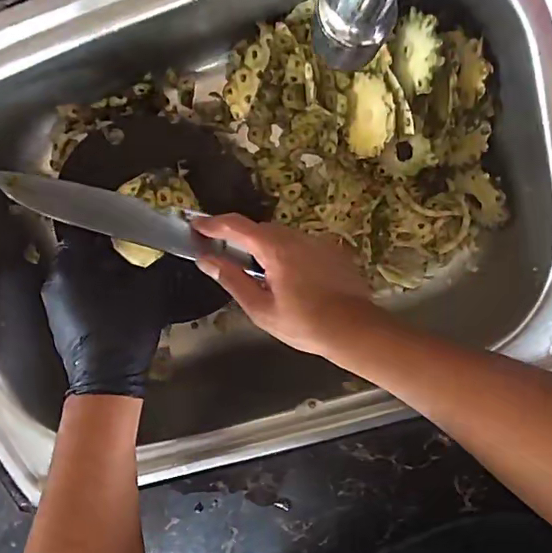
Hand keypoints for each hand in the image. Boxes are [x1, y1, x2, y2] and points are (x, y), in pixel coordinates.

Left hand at [40, 226, 169, 396]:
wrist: (107, 378)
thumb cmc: (126, 327)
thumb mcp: (150, 288)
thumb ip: (156, 260)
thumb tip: (165, 243)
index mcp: (71, 261)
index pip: (83, 227)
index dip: (104, 222)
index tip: (121, 223)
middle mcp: (53, 277)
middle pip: (80, 251)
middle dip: (103, 251)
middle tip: (129, 254)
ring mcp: (51, 301)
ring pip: (77, 274)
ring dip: (97, 273)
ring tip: (123, 280)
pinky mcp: (56, 320)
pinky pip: (74, 295)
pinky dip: (91, 293)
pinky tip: (112, 303)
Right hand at [190, 214, 388, 359]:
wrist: (355, 328)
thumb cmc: (305, 324)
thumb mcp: (261, 308)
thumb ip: (232, 280)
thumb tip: (207, 260)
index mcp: (276, 249)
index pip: (237, 226)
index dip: (213, 224)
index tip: (196, 226)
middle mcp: (297, 237)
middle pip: (261, 229)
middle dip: (240, 238)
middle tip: (224, 254)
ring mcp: (318, 243)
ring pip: (284, 237)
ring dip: (266, 248)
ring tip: (259, 274)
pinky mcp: (334, 252)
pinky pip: (303, 247)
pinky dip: (288, 255)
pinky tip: (291, 281)